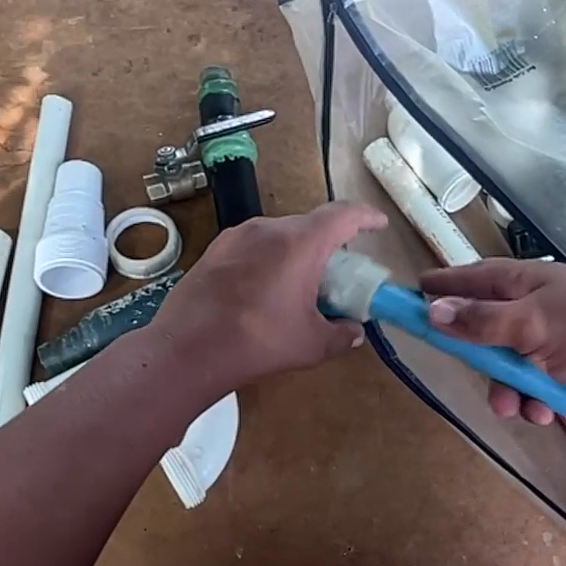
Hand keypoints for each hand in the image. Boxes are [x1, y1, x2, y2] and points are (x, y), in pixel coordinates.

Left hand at [152, 202, 387, 391]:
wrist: (187, 350)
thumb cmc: (257, 342)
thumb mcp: (311, 344)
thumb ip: (342, 334)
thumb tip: (355, 332)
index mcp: (299, 243)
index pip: (343, 215)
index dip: (366, 217)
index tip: (379, 224)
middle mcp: (268, 228)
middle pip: (310, 225)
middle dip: (330, 244)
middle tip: (339, 272)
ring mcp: (236, 236)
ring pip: (279, 235)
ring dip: (297, 253)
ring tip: (301, 284)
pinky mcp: (213, 250)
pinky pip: (253, 246)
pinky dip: (270, 259)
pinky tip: (265, 290)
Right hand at [418, 259, 565, 426]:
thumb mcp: (532, 326)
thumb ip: (481, 320)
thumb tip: (433, 310)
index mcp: (532, 282)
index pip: (477, 276)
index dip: (446, 284)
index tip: (414, 292)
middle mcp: (542, 305)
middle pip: (489, 323)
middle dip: (479, 352)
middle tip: (464, 367)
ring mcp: (558, 338)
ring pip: (510, 361)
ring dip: (508, 385)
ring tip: (514, 406)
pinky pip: (535, 383)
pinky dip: (533, 399)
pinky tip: (542, 412)